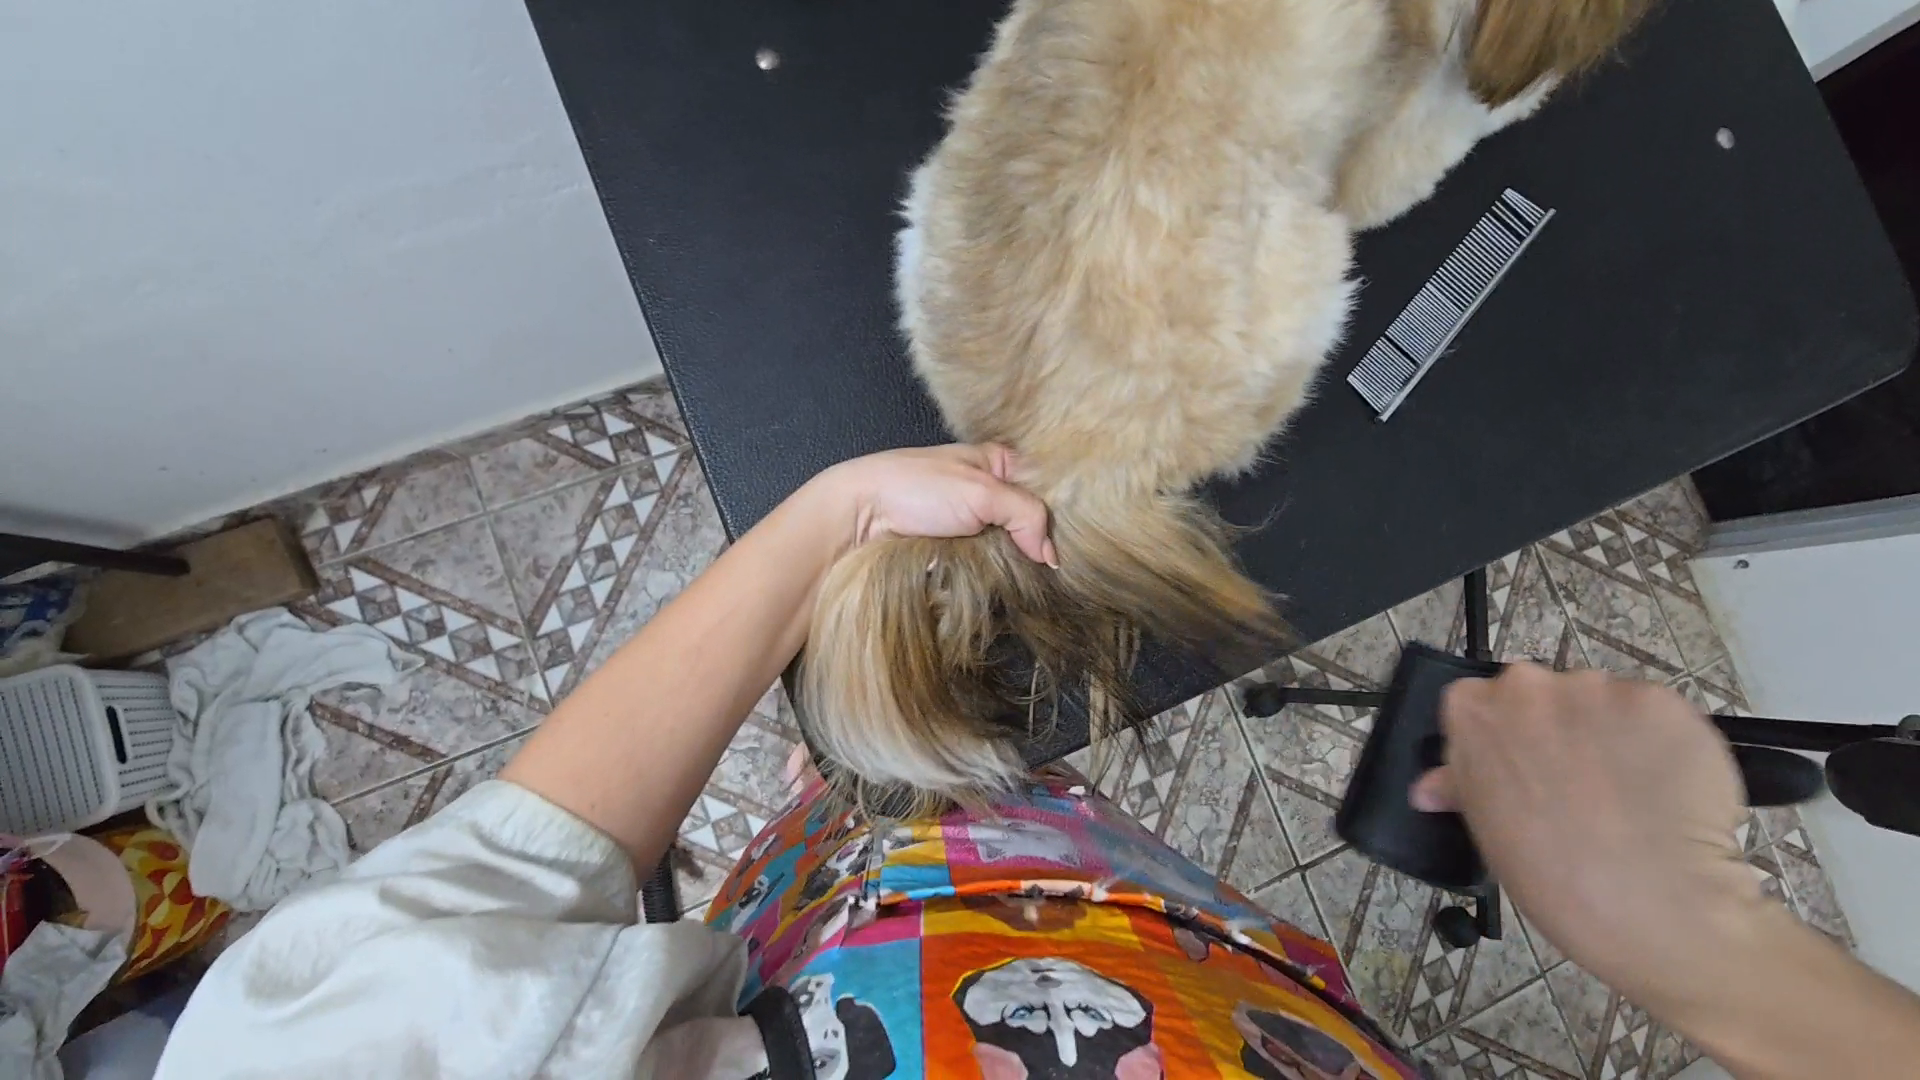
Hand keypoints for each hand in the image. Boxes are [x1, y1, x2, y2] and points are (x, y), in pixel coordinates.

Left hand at [809, 444, 1058, 565]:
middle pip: (1029, 522)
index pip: (1045, 488)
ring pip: (1010, 548)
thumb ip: (1027, 516)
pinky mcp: (956, 552)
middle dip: (1039, 543)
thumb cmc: (917, 488)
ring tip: (1039, 583)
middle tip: (1058, 569)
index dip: (1061, 513)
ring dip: (1017, 564)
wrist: (858, 516)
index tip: (1079, 541)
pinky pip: (987, 566)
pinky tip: (1011, 587)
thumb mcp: (983, 492)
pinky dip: (995, 576)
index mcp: (997, 463)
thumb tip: (1052, 556)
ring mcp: (972, 525)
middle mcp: (988, 492)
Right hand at [1410, 665, 1758, 1009]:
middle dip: (1558, 725)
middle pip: (1540, 692)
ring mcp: (1594, 687)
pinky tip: (1667, 786)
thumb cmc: (1541, 865)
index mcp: (1468, 705)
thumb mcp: (1482, 821)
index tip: (1523, 766)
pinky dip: (1663, 742)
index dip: (1504, 734)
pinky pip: (1657, 715)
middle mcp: (1524, 682)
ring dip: (1611, 731)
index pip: (1480, 701)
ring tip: (1631, 789)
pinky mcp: (1660, 702)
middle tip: (1577, 779)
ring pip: (1601, 701)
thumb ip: (1459, 784)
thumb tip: (1428, 790)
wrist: (1644, 897)